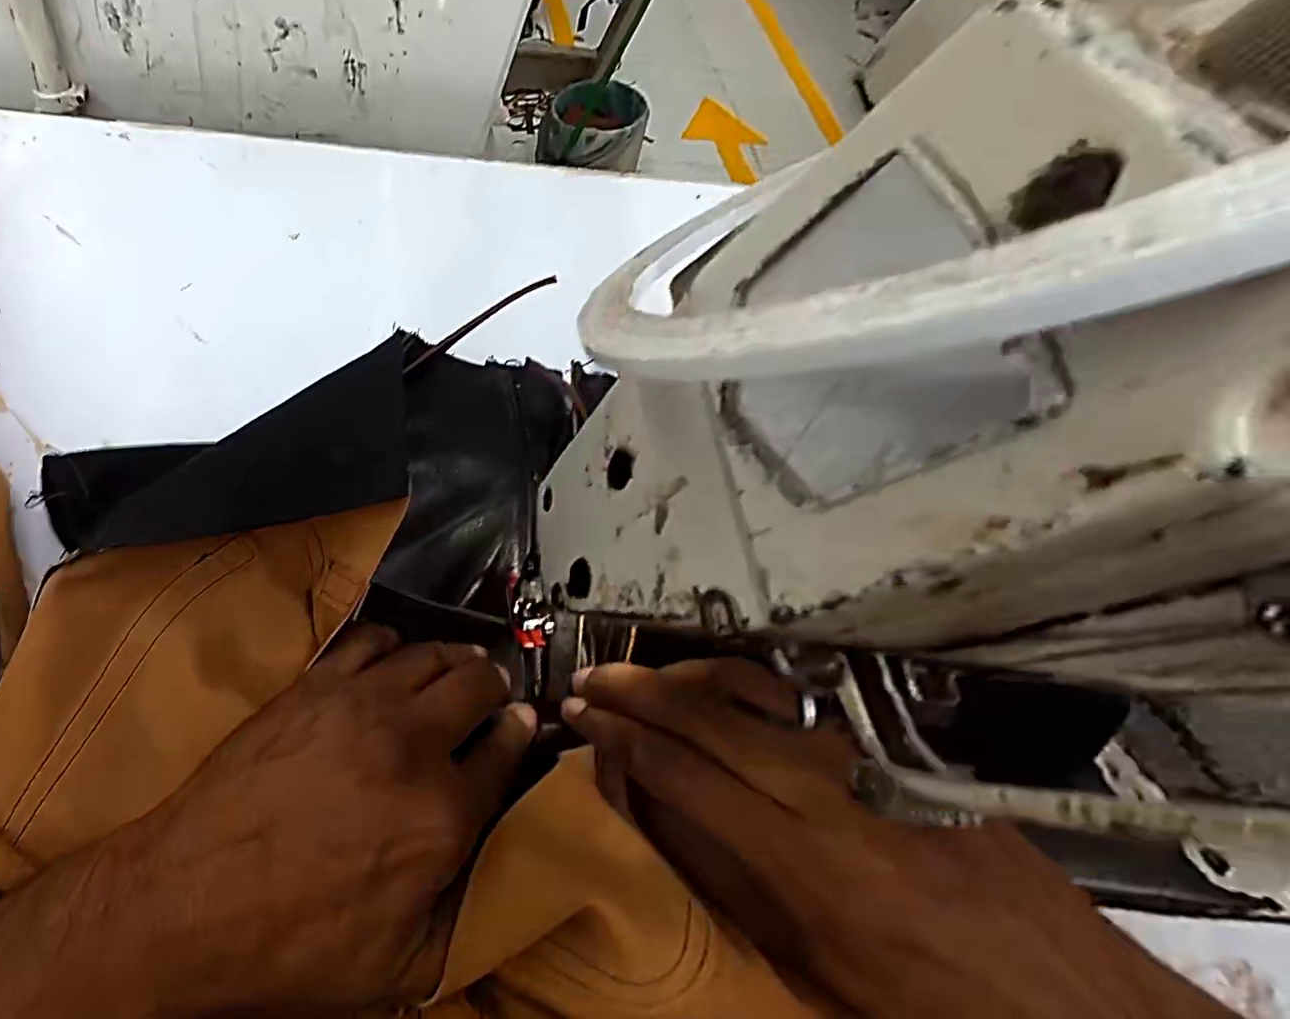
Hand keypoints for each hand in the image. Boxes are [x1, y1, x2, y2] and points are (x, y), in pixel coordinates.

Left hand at [98, 624, 537, 1014]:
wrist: (192, 896)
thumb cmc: (295, 941)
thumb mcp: (401, 965)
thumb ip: (462, 915)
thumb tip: (493, 866)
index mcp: (443, 815)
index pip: (505, 751)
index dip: (521, 730)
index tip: (525, 719)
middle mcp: (411, 744)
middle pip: (475, 686)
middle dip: (494, 684)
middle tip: (494, 687)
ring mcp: (359, 703)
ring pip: (429, 655)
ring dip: (453, 657)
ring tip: (457, 663)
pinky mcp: (314, 685)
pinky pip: (368, 640)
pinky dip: (392, 642)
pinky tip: (392, 654)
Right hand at [561, 658, 1235, 1018]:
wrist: (1076, 1004)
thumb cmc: (928, 1000)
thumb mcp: (808, 958)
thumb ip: (722, 872)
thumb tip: (655, 804)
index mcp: (800, 860)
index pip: (677, 770)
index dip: (617, 737)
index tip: (580, 717)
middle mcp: (827, 793)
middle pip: (701, 716)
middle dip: (631, 690)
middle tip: (589, 680)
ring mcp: (863, 758)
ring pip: (745, 689)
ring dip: (676, 673)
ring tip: (633, 671)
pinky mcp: (890, 746)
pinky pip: (796, 694)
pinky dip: (736, 677)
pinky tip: (708, 675)